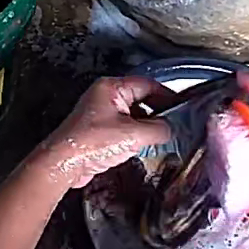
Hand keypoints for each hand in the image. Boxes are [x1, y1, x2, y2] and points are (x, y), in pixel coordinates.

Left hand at [29, 77, 173, 190]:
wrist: (64, 164)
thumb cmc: (92, 143)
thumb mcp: (134, 135)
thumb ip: (159, 129)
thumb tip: (171, 128)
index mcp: (111, 87)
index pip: (148, 84)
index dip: (168, 96)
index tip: (184, 108)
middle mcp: (104, 96)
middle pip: (141, 99)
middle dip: (158, 113)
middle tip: (175, 126)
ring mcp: (100, 113)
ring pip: (133, 115)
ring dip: (146, 126)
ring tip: (161, 138)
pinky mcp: (97, 130)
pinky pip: (123, 128)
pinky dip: (135, 135)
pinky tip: (143, 147)